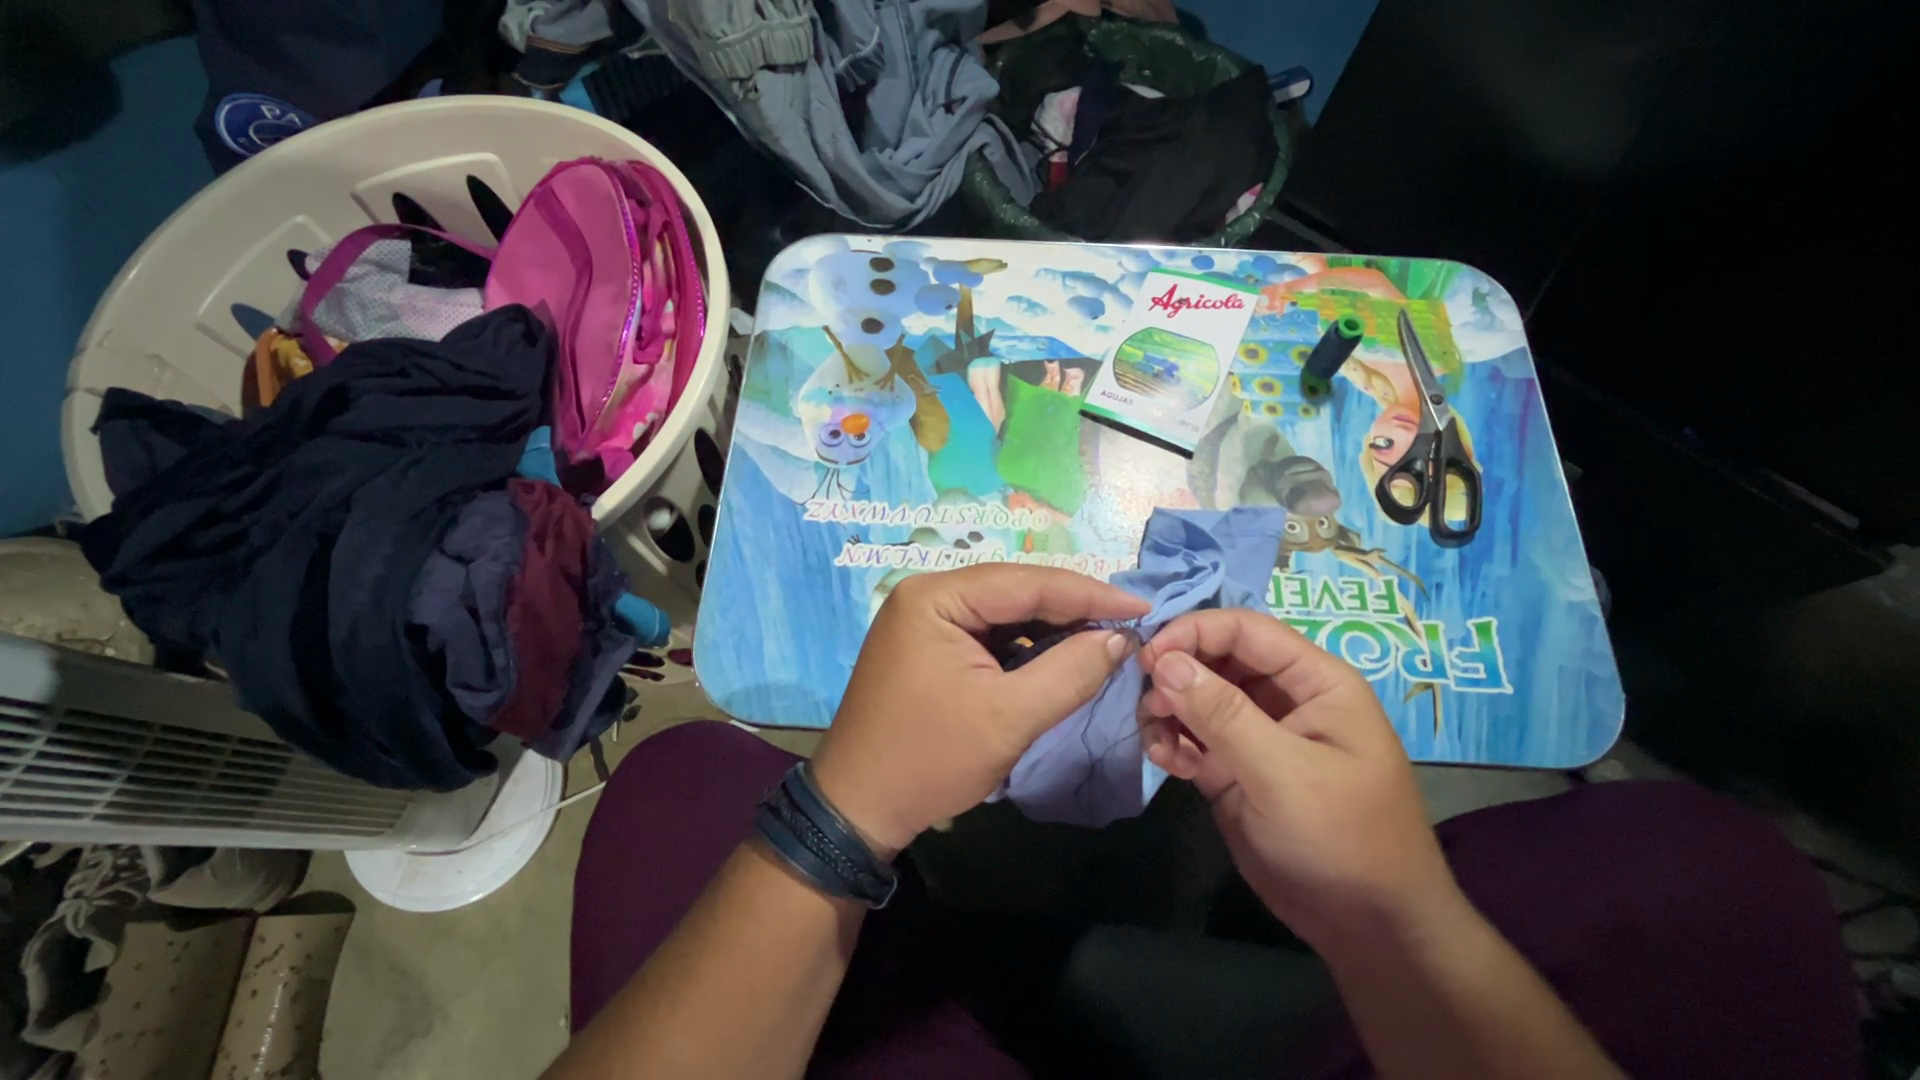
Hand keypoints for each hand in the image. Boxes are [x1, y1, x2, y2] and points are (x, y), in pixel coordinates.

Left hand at [810, 564, 1148, 858]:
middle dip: (1073, 609)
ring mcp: (925, 620)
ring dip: (1053, 628)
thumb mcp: (1009, 718)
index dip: (1090, 593)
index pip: (1027, 581)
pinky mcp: (929, 647)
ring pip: (1005, 613)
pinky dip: (1026, 647)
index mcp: (936, 597)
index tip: (1143, 606)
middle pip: (1015, 591)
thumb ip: (1070, 673)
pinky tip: (1060, 659)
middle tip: (1130, 625)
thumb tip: (1120, 639)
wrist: (858, 808)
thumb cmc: (929, 759)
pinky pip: (989, 635)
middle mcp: (927, 594)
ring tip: (1105, 641)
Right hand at [1137, 610, 1462, 947]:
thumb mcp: (1283, 772)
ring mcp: (1257, 734)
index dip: (1194, 632)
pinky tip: (1169, 766)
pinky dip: (1173, 744)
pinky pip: (1192, 738)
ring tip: (1157, 744)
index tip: (1148, 657)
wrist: (1366, 926)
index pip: (1245, 630)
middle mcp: (1283, 698)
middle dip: (1175, 676)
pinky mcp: (1234, 769)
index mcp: (1314, 681)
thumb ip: (1222, 714)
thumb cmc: (1342, 838)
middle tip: (1147, 707)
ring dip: (1168, 712)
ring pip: (1196, 697)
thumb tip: (1162, 661)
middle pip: (1214, 660)